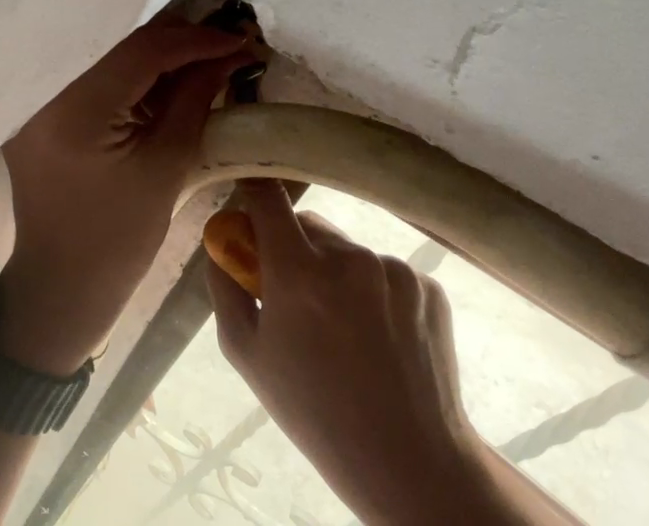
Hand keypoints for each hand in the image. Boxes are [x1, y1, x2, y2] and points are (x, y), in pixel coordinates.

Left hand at [0, 16, 250, 374]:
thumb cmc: (119, 239)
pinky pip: (91, 78)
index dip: (195, 40)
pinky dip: (130, 77)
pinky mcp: (37, 111)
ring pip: (106, 58)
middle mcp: (43, 92)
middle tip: (227, 40)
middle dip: (177, 41)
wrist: (62, 283)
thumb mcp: (166, 166)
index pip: (140, 51)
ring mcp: (34, 100)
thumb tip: (227, 53)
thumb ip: (194, 99)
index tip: (239, 38)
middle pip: (119, 45)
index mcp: (73, 109)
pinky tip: (166, 81)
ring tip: (205, 58)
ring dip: (155, 57)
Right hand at [207, 182, 511, 524]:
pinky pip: (383, 271)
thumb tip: (220, 243)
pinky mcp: (428, 286)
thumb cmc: (311, 408)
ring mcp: (395, 270)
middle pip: (307, 224)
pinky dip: (371, 290)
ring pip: (346, 249)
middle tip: (292, 295)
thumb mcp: (244, 351)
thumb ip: (225, 286)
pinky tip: (376, 335)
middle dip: (292, 247)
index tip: (246, 202)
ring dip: (333, 270)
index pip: (266, 197)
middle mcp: (349, 258)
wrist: (408, 456)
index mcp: (298, 273)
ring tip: (341, 327)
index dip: (251, 192)